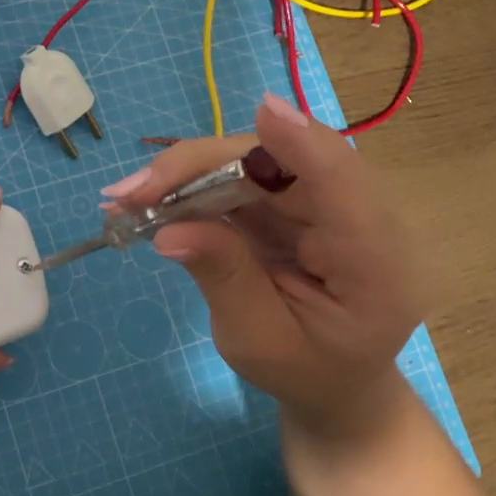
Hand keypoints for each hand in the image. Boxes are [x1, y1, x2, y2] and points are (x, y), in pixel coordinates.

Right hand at [103, 94, 423, 428]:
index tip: (262, 110)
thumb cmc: (307, 373)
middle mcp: (353, 215)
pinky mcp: (289, 201)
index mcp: (371, 260)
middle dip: (200, 166)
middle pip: (279, 161)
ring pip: (249, 160)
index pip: (344, 185)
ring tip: (124, 199)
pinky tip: (144, 200)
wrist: (335, 385)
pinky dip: (187, 185)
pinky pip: (235, 176)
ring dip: (183, 174)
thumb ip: (225, 280)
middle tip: (130, 193)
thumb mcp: (259, 341)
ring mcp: (319, 203)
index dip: (301, 144)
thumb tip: (168, 230)